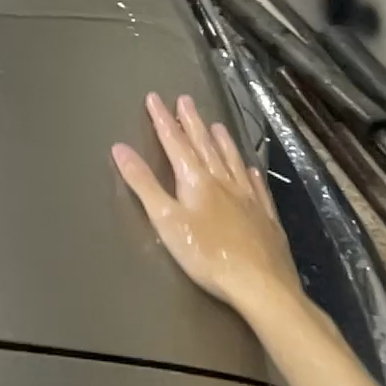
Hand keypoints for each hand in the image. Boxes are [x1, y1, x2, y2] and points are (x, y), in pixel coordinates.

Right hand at [112, 92, 300, 314]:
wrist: (262, 288)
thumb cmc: (205, 252)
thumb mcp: (164, 218)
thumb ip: (142, 182)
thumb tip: (119, 147)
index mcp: (196, 180)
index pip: (175, 142)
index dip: (163, 120)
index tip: (155, 98)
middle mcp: (223, 183)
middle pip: (205, 146)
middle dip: (192, 122)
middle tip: (186, 100)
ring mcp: (249, 201)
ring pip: (232, 162)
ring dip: (221, 142)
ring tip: (216, 124)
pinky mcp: (266, 220)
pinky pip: (257, 188)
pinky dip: (251, 174)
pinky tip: (251, 169)